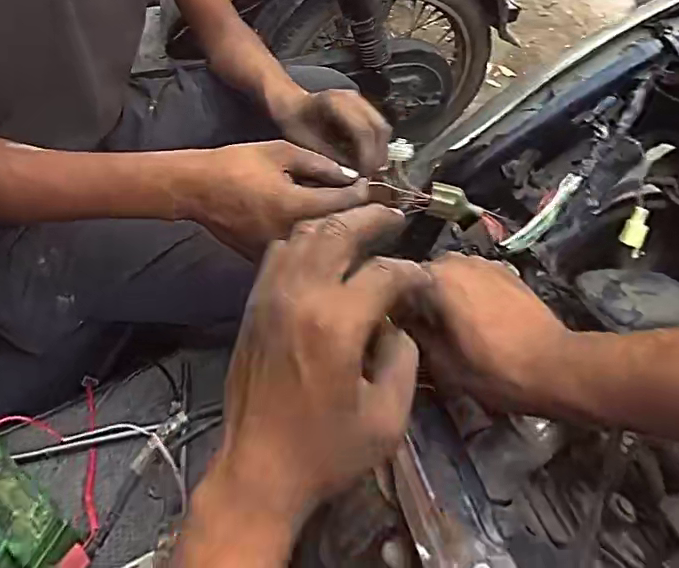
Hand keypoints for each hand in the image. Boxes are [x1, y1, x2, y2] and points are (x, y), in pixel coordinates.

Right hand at [187, 141, 373, 257]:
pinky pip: (301, 255)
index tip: (375, 189)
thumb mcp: (279, 152)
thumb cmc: (235, 164)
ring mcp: (278, 252)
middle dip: (360, 219)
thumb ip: (318, 163)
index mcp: (295, 205)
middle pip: (340, 232)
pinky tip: (324, 235)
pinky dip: (317, 246)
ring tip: (358, 223)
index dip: (365, 195)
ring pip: (322, 249)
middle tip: (380, 210)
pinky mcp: (265, 259)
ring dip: (341, 236)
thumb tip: (351, 175)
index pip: (345, 204)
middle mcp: (291, 235)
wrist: (197, 188)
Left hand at [189, 206, 428, 557]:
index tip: (424, 277)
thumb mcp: (386, 418)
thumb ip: (402, 359)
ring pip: (304, 235)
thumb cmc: (326, 449)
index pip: (382, 273)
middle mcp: (301, 294)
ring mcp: (272, 293)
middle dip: (370, 219)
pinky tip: (319, 248)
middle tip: (393, 215)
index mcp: (337, 323)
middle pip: (337, 233)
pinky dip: (302, 240)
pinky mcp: (254, 300)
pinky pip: (278, 252)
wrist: (259, 464)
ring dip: (334, 223)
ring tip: (359, 222)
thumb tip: (395, 322)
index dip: (410, 271)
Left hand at [270, 88, 391, 174]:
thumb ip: (332, 159)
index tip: (364, 174)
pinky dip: (377, 144)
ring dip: (379, 150)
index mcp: (334, 102)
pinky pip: (378, 127)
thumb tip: (356, 176)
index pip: (362, 131)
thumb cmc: (296, 123)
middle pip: (378, 128)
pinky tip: (368, 159)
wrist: (292, 106)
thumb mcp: (308, 144)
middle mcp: (351, 97)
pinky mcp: (364, 107)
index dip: (367, 155)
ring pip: (382, 127)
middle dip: (377, 155)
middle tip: (369, 175)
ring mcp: (359, 100)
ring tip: (369, 169)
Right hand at [404, 252, 574, 412]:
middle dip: (420, 298)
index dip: (394, 307)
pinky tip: (480, 318)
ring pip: (449, 275)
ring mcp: (482, 262)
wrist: (561, 367)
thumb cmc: (497, 369)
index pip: (395, 284)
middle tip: (427, 329)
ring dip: (446, 293)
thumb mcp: (445, 365)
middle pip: (422, 276)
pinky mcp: (505, 270)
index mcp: (434, 278)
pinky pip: (474, 277)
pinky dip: (470, 292)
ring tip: (454, 323)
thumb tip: (400, 323)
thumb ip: (415, 336)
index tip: (398, 330)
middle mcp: (454, 260)